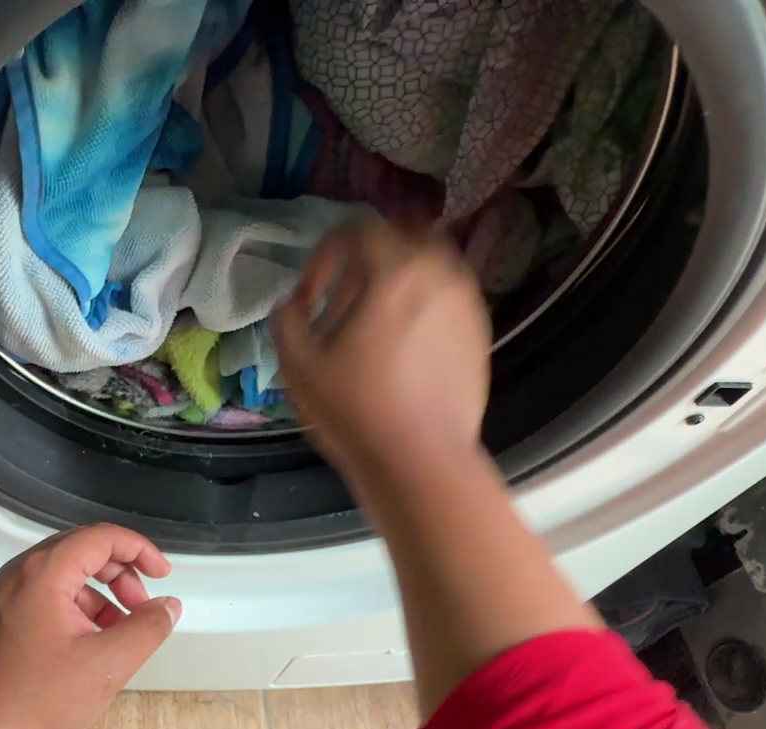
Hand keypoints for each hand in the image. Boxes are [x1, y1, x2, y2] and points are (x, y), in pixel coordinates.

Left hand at [0, 524, 181, 728]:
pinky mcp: (0, 619)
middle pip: (81, 550)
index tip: (163, 575)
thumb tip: (168, 605)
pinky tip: (89, 645)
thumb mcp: (107, 665)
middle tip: (142, 607)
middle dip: (120, 573)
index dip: (139, 550)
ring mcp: (4, 596)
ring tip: (119, 634)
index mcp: (43, 573)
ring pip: (64, 575)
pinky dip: (76, 609)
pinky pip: (47, 596)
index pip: (101, 537)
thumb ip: (146, 628)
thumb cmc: (39, 700)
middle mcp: (19, 574)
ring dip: (100, 594)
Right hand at [271, 220, 493, 490]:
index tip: (310, 299)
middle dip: (364, 263)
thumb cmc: (355, 410)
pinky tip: (402, 350)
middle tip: (342, 305)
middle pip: (399, 238)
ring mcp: (466, 303)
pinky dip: (421, 308)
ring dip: (396, 283)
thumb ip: (287, 320)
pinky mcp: (479, 333)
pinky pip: (447, 299)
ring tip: (373, 328)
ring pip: (429, 266)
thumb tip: (292, 304)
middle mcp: (439, 273)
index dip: (324, 258)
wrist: (421, 460)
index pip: (357, 231)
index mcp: (394, 271)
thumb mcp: (299, 366)